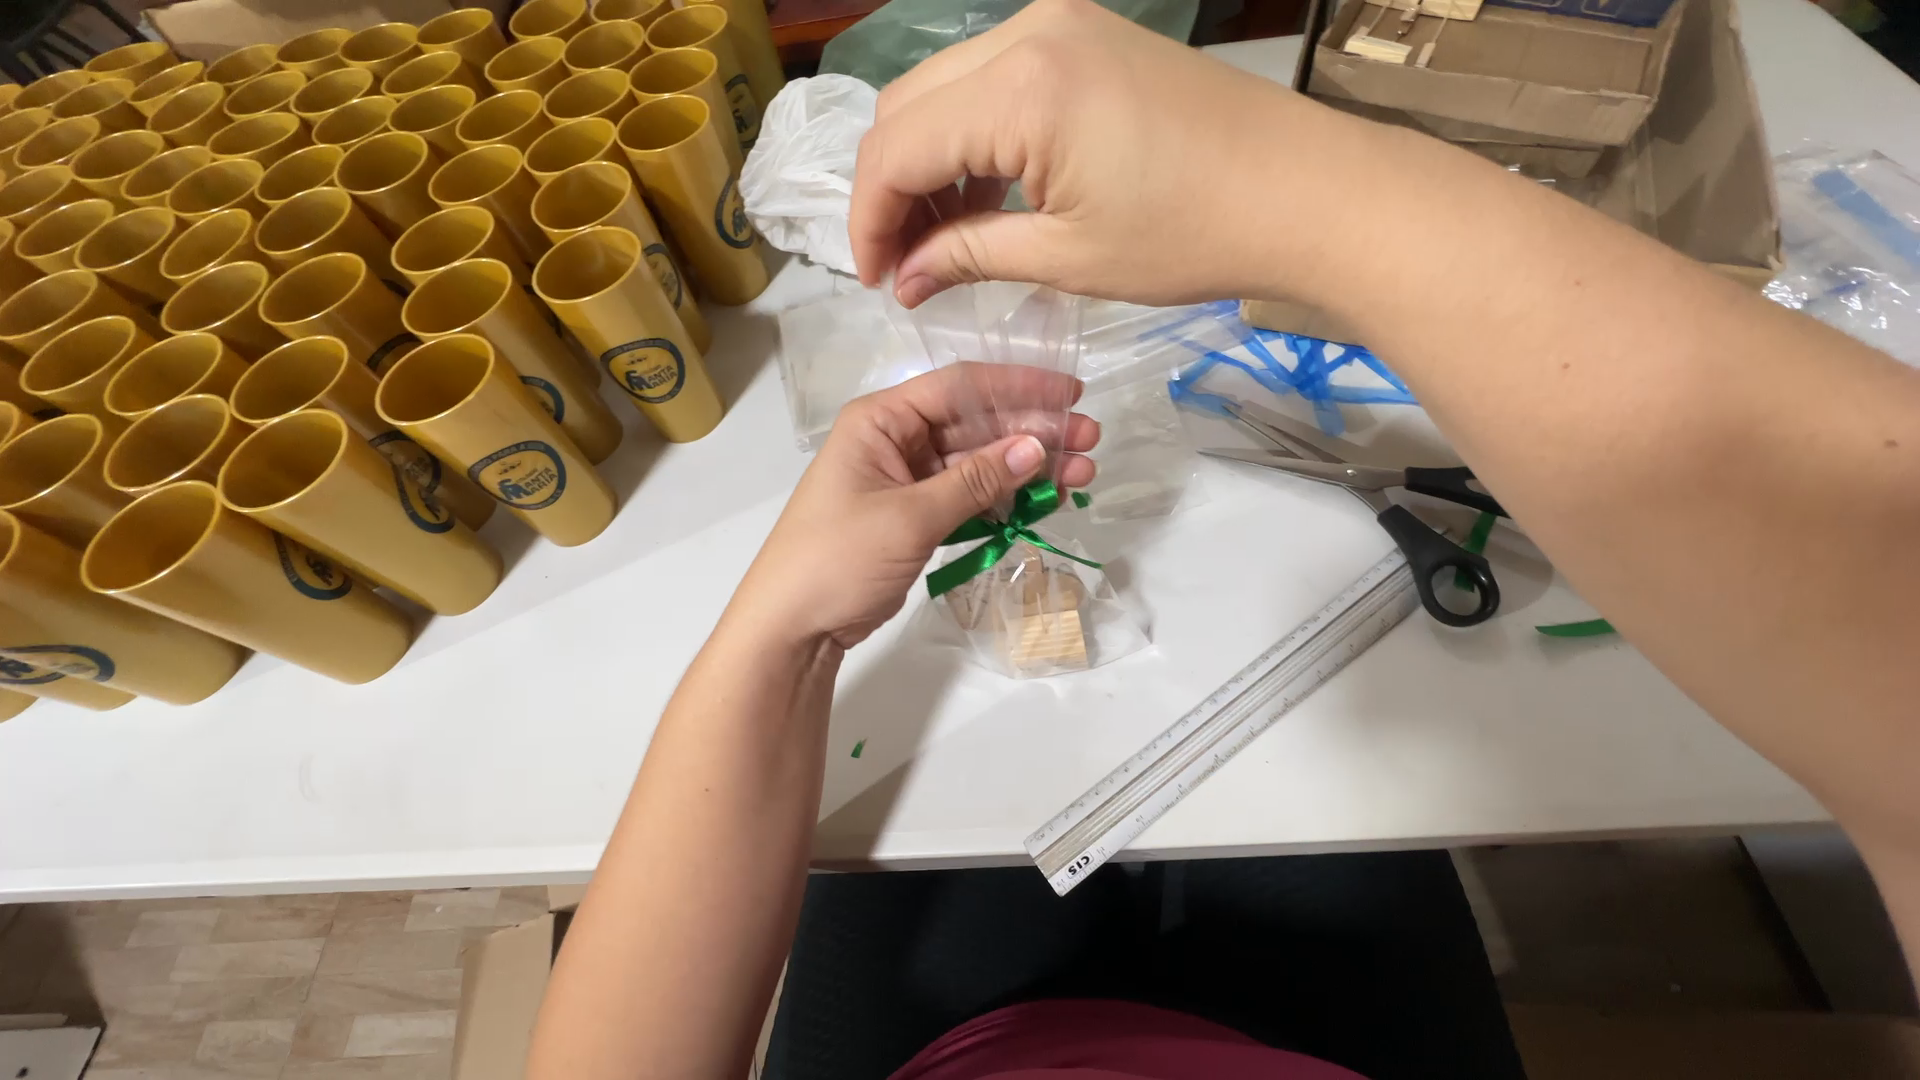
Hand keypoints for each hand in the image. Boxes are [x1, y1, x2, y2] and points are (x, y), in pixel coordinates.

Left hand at [732, 365, 1098, 649]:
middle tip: (1090, 441)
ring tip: (1081, 476)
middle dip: (1033, 432)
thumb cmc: (838, 557)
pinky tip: (1045, 500)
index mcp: (881, 421)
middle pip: (975, 425)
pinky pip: (969, 498)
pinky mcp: (917, 517)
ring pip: (978, 463)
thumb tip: (1037, 447)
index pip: (959, 388)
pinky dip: (1004, 500)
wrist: (793, 625)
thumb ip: (975, 481)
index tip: (1071, 393)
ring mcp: (907, 480)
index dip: (1018, 387)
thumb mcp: (909, 516)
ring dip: (1026, 469)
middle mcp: (896, 441)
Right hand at [850, 0, 1352, 307]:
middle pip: (907, 109)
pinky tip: (987, 198)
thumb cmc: (1187, 236)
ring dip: (930, 165)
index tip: (876, 281)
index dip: (869, 221)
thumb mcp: (1065, 257)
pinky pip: (994, 86)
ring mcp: (1060, 25)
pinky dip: (974, 143)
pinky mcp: (1085, 38)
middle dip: (890, 191)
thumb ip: (968, 255)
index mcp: (1018, 89)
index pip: (895, 149)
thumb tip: (903, 279)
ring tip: (944, 240)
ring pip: (946, 93)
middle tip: (903, 263)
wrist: (1302, 192)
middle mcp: (1026, 32)